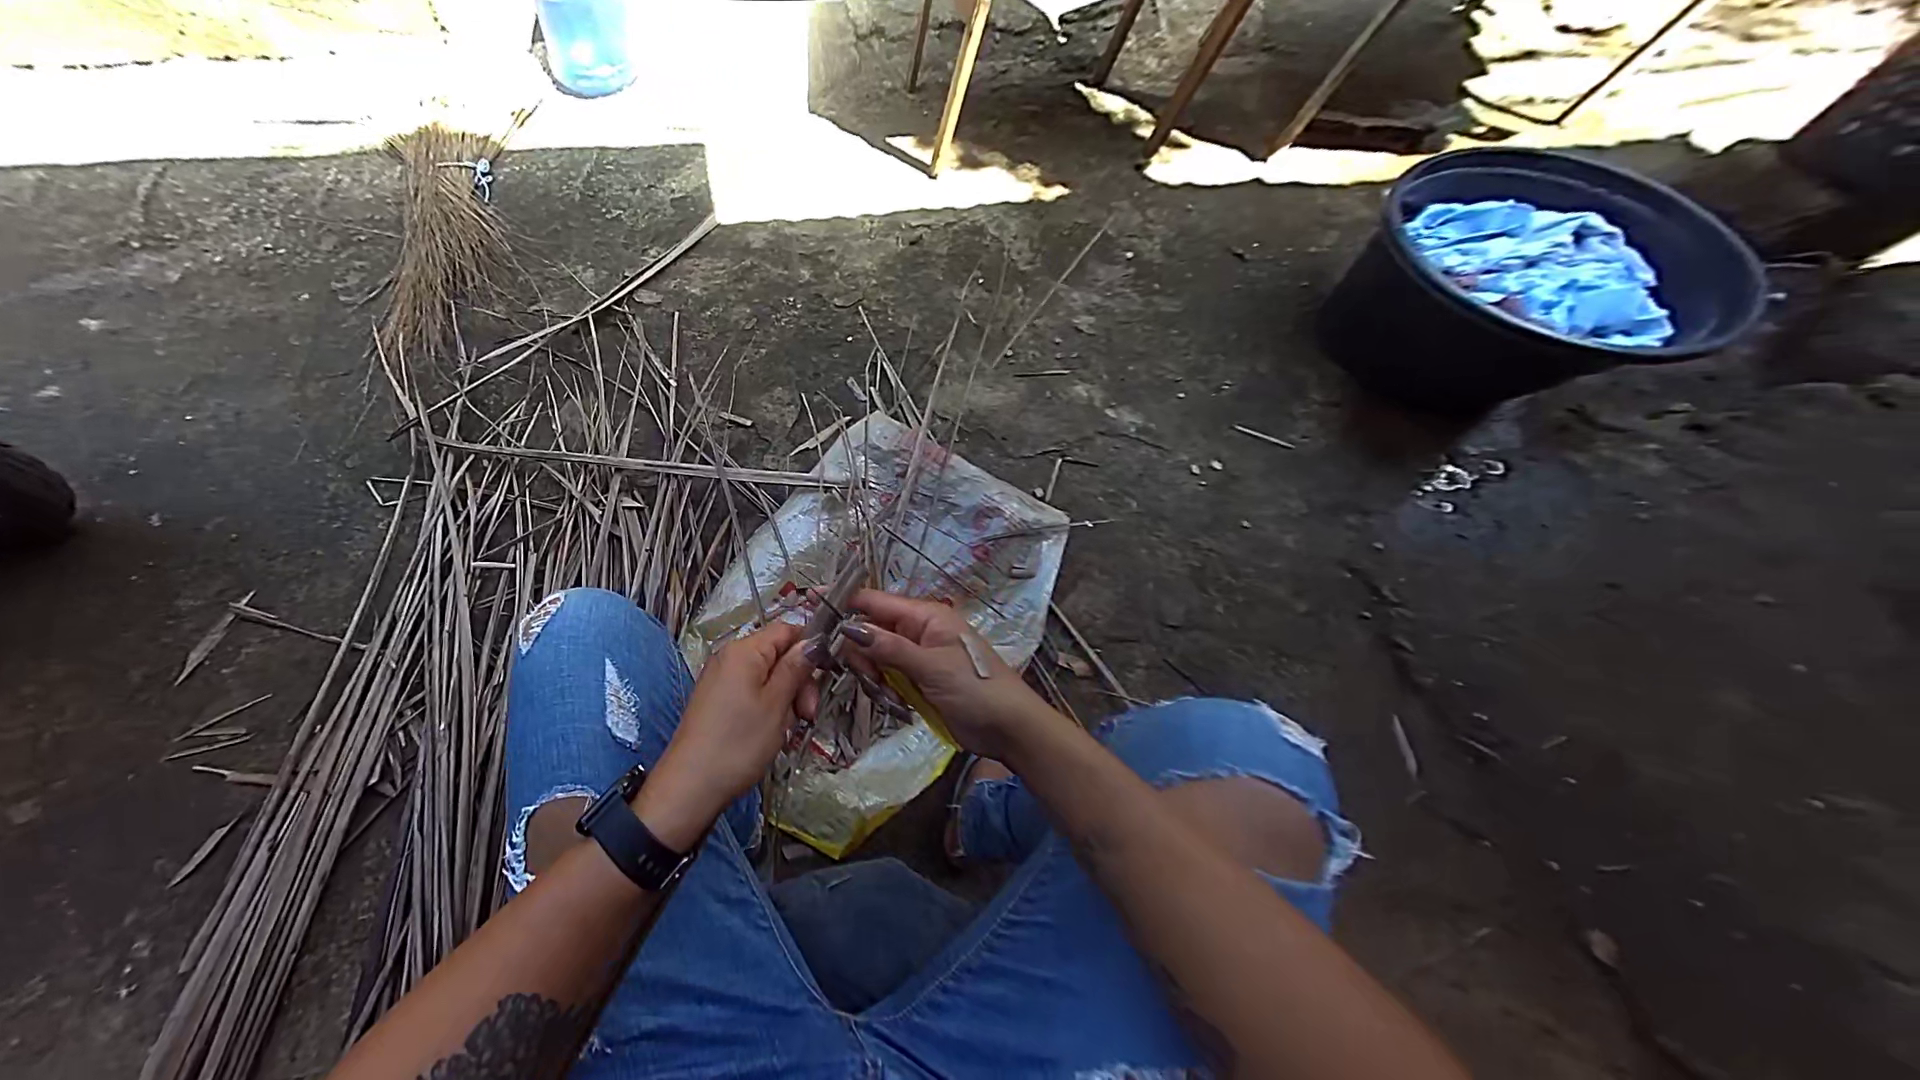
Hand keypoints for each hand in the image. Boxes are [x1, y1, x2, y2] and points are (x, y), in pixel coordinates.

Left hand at [637, 623, 814, 850]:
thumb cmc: (738, 743)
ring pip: (769, 677)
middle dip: (799, 681)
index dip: (810, 648)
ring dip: (787, 699)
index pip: (787, 630)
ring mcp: (721, 681)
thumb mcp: (777, 704)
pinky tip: (772, 732)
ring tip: (788, 729)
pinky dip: (769, 709)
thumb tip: (813, 642)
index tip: (825, 676)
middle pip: (779, 655)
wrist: (690, 789)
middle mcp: (729, 658)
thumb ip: (796, 668)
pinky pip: (753, 693)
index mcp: (743, 651)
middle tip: (807, 714)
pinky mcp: (718, 702)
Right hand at [836, 589, 1062, 763]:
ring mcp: (918, 657)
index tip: (810, 606)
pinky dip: (883, 686)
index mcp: (926, 616)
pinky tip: (892, 700)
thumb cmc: (976, 688)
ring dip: (872, 672)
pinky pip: (888, 676)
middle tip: (865, 675)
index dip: (845, 603)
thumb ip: (890, 648)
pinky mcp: (918, 680)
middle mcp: (919, 631)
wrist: (1008, 727)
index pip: (876, 602)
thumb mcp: (932, 666)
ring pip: (877, 655)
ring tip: (883, 690)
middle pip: (872, 629)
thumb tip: (850, 628)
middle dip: (859, 649)